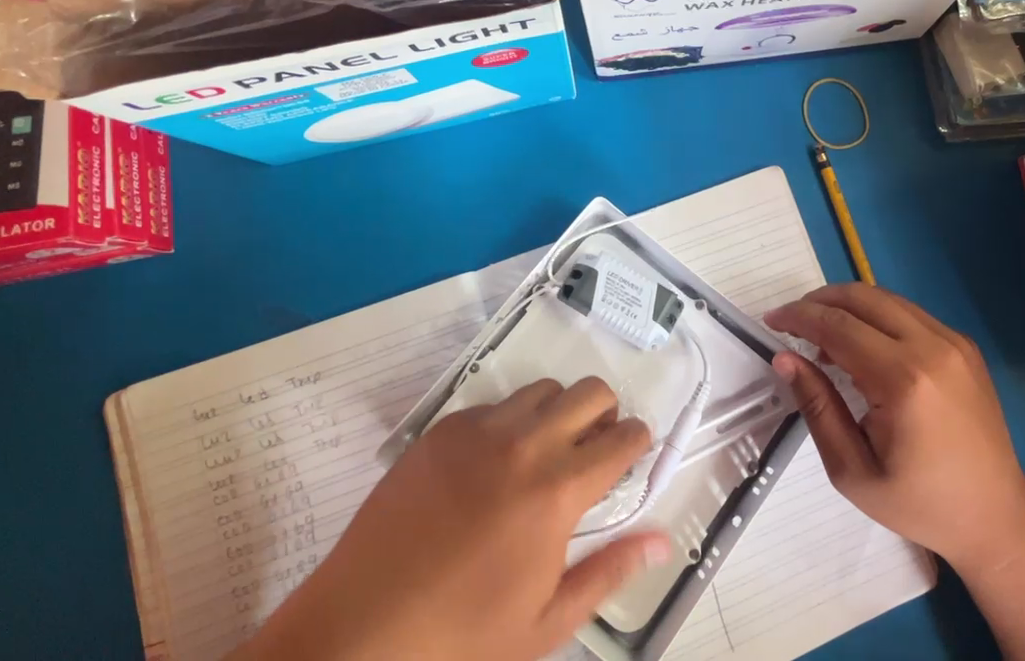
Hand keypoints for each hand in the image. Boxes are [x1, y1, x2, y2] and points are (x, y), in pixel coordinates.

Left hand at [232, 377, 669, 660]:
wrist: (362, 626)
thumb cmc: (463, 634)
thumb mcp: (547, 620)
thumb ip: (611, 571)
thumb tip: (663, 540)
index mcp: (557, 491)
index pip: (621, 439)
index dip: (638, 440)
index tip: (634, 451)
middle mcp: (524, 446)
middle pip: (590, 392)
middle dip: (607, 412)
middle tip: (597, 445)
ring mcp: (477, 432)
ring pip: (541, 390)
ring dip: (559, 411)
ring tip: (546, 451)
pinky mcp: (439, 432)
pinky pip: (493, 405)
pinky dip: (510, 420)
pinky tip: (495, 461)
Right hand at [764, 284, 1024, 576]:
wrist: (994, 515)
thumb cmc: (919, 503)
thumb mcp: (853, 469)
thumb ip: (817, 407)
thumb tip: (785, 358)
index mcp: (903, 379)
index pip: (838, 326)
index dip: (799, 317)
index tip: (771, 322)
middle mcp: (932, 347)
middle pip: (863, 298)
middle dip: (819, 301)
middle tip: (791, 321)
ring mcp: (954, 343)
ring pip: (887, 299)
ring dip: (847, 307)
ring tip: (820, 337)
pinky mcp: (964, 347)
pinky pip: (910, 314)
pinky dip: (876, 317)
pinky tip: (861, 346)